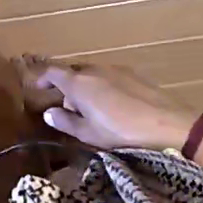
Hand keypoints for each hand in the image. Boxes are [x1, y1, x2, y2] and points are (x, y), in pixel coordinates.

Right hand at [34, 64, 202, 177]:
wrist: (168, 123)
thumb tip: (50, 113)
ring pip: (92, 74)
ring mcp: (116, 69)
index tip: (35, 87)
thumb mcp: (89, 134)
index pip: (52, 71)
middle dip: (65, 86)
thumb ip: (66, 122)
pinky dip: (102, 87)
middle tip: (65, 107)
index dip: (41, 77)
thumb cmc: (122, 132)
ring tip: (89, 110)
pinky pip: (109, 77)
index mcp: (79, 82)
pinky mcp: (134, 74)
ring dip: (85, 87)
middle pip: (72, 72)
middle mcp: (95, 69)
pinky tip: (111, 106)